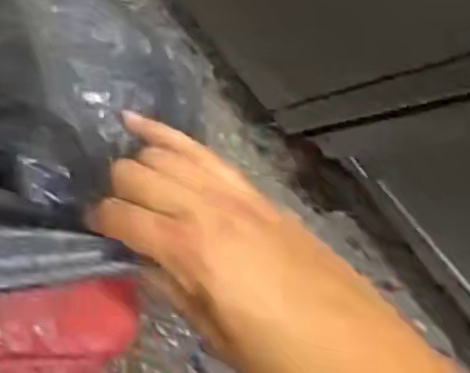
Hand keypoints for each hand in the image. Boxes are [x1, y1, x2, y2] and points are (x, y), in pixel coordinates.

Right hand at [88, 114, 456, 372]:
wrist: (377, 366)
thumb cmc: (289, 362)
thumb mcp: (219, 337)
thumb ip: (169, 287)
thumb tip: (133, 256)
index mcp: (190, 251)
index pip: (119, 215)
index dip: (98, 220)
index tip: (92, 229)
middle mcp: (204, 210)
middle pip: (131, 172)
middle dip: (114, 191)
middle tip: (118, 214)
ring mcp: (231, 194)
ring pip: (158, 153)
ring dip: (136, 163)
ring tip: (128, 181)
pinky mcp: (253, 192)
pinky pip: (198, 148)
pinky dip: (162, 131)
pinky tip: (132, 120)